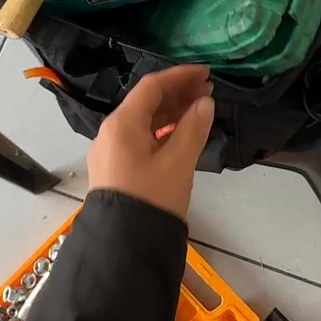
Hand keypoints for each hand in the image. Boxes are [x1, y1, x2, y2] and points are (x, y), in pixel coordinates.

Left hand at [85, 65, 215, 218]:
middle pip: (146, 101)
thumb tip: (204, 103)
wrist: (123, 247)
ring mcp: (111, 151)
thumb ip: (193, 128)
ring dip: (172, 111)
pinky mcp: (116, 167)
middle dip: (178, 93)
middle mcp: (111, 132)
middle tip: (209, 91)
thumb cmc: (152, 199)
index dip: (181, 76)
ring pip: (144, 120)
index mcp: (122, 124)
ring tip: (201, 109)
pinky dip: (163, 129)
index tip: (206, 74)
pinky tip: (183, 132)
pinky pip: (140, 137)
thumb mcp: (178, 162)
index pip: (152, 86)